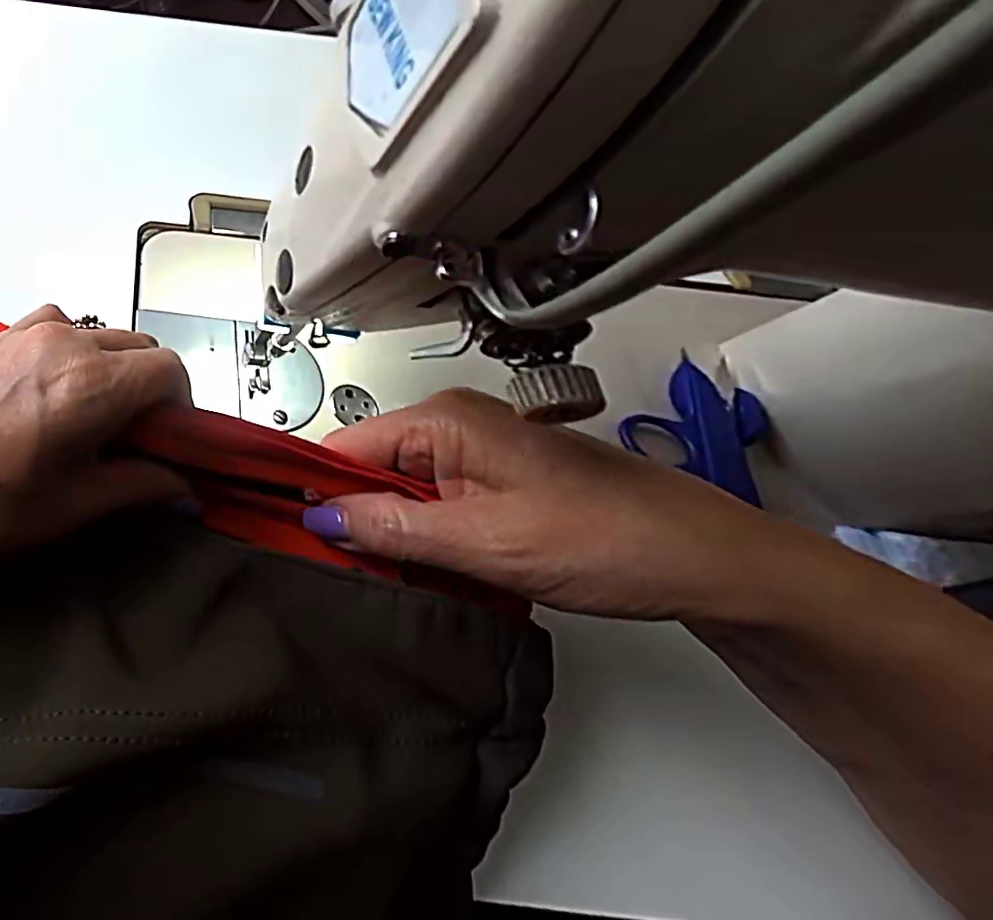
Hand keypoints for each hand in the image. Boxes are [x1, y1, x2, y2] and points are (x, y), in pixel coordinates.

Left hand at [0, 305, 195, 566]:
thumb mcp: (73, 505)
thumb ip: (141, 485)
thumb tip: (183, 485)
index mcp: (89, 385)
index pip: (170, 370)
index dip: (182, 406)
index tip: (172, 438)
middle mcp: (63, 346)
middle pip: (142, 350)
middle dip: (152, 391)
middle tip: (137, 438)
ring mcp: (28, 336)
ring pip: (104, 336)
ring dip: (117, 370)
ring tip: (95, 418)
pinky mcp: (1, 338)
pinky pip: (62, 326)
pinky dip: (78, 351)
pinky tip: (59, 390)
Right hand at [307, 388, 857, 623]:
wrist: (700, 560)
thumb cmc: (615, 535)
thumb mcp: (486, 540)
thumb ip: (394, 527)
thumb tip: (324, 518)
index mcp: (446, 421)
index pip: (345, 445)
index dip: (315, 489)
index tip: (292, 532)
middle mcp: (452, 430)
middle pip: (365, 469)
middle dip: (353, 519)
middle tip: (352, 569)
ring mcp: (469, 459)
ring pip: (394, 494)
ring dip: (388, 535)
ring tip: (401, 572)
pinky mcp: (484, 486)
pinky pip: (425, 509)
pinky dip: (417, 541)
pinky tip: (429, 568)